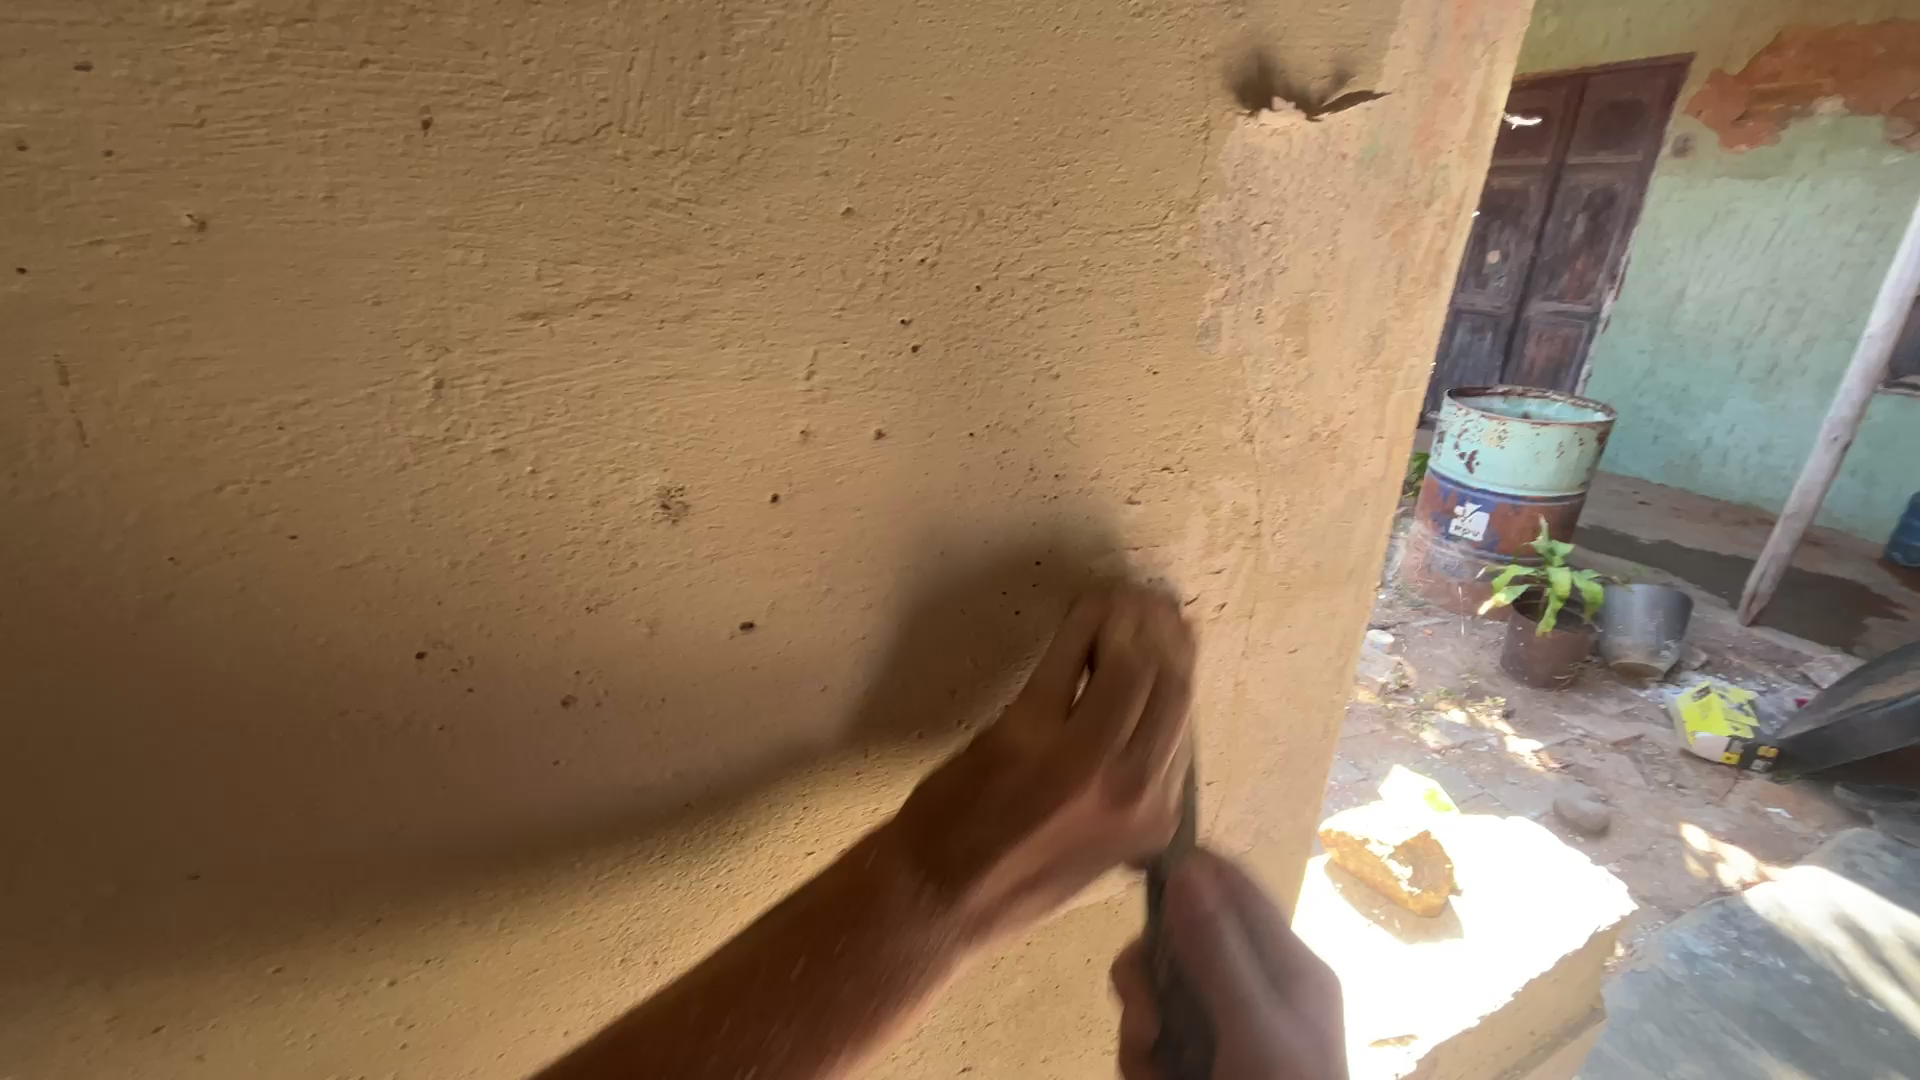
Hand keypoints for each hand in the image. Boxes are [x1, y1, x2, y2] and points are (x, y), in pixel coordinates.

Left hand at [892, 585, 1195, 941]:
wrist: (942, 895)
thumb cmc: (1016, 872)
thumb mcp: (1101, 845)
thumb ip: (1133, 787)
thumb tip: (1148, 716)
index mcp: (1156, 819)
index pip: (1186, 719)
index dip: (1180, 663)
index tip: (1170, 630)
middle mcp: (1134, 789)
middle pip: (1171, 685)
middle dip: (1163, 631)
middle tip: (1147, 600)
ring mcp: (1084, 760)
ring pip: (1130, 666)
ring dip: (1126, 619)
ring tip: (1117, 597)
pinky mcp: (1030, 732)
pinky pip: (1069, 660)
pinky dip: (1083, 623)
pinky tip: (1086, 607)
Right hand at [1112, 849, 1346, 1079]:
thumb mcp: (1256, 1034)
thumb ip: (1219, 950)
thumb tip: (1183, 865)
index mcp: (1287, 966)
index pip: (1230, 883)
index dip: (1182, 867)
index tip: (1128, 867)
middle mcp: (1252, 984)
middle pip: (1178, 932)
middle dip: (1150, 970)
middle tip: (1147, 1014)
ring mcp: (1221, 1023)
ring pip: (1155, 982)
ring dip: (1140, 1020)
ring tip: (1154, 1065)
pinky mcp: (1193, 1057)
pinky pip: (1148, 1028)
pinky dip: (1142, 1056)